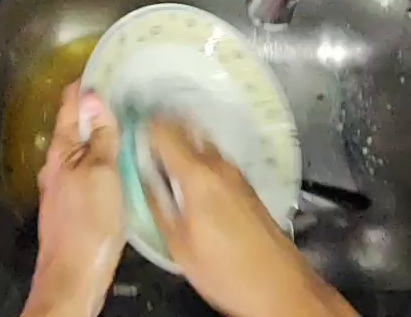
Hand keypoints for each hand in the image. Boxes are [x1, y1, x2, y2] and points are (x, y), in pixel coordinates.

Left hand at [21, 82, 123, 316]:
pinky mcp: (73, 204)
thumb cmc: (89, 222)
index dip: (88, 83)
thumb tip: (92, 95)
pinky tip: (122, 163)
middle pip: (76, 123)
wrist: (74, 278)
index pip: (70, 102)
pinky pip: (89, 169)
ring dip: (102, 135)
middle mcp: (57, 163)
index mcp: (60, 149)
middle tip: (129, 95)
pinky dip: (104, 158)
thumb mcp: (101, 171)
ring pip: (83, 147)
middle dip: (98, 108)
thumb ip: (99, 134)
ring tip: (130, 125)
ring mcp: (63, 185)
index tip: (110, 67)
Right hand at [146, 120, 356, 316]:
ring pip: (201, 140)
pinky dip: (198, 155)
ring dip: (182, 140)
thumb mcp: (178, 245)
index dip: (146, 125)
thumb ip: (157, 205)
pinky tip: (190, 176)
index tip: (132, 131)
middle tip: (144, 139)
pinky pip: (214, 155)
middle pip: (186, 128)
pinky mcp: (245, 182)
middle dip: (163, 127)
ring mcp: (234, 171)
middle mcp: (216, 163)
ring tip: (164, 157)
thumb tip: (142, 177)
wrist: (278, 285)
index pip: (165, 130)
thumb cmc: (224, 270)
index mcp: (196, 175)